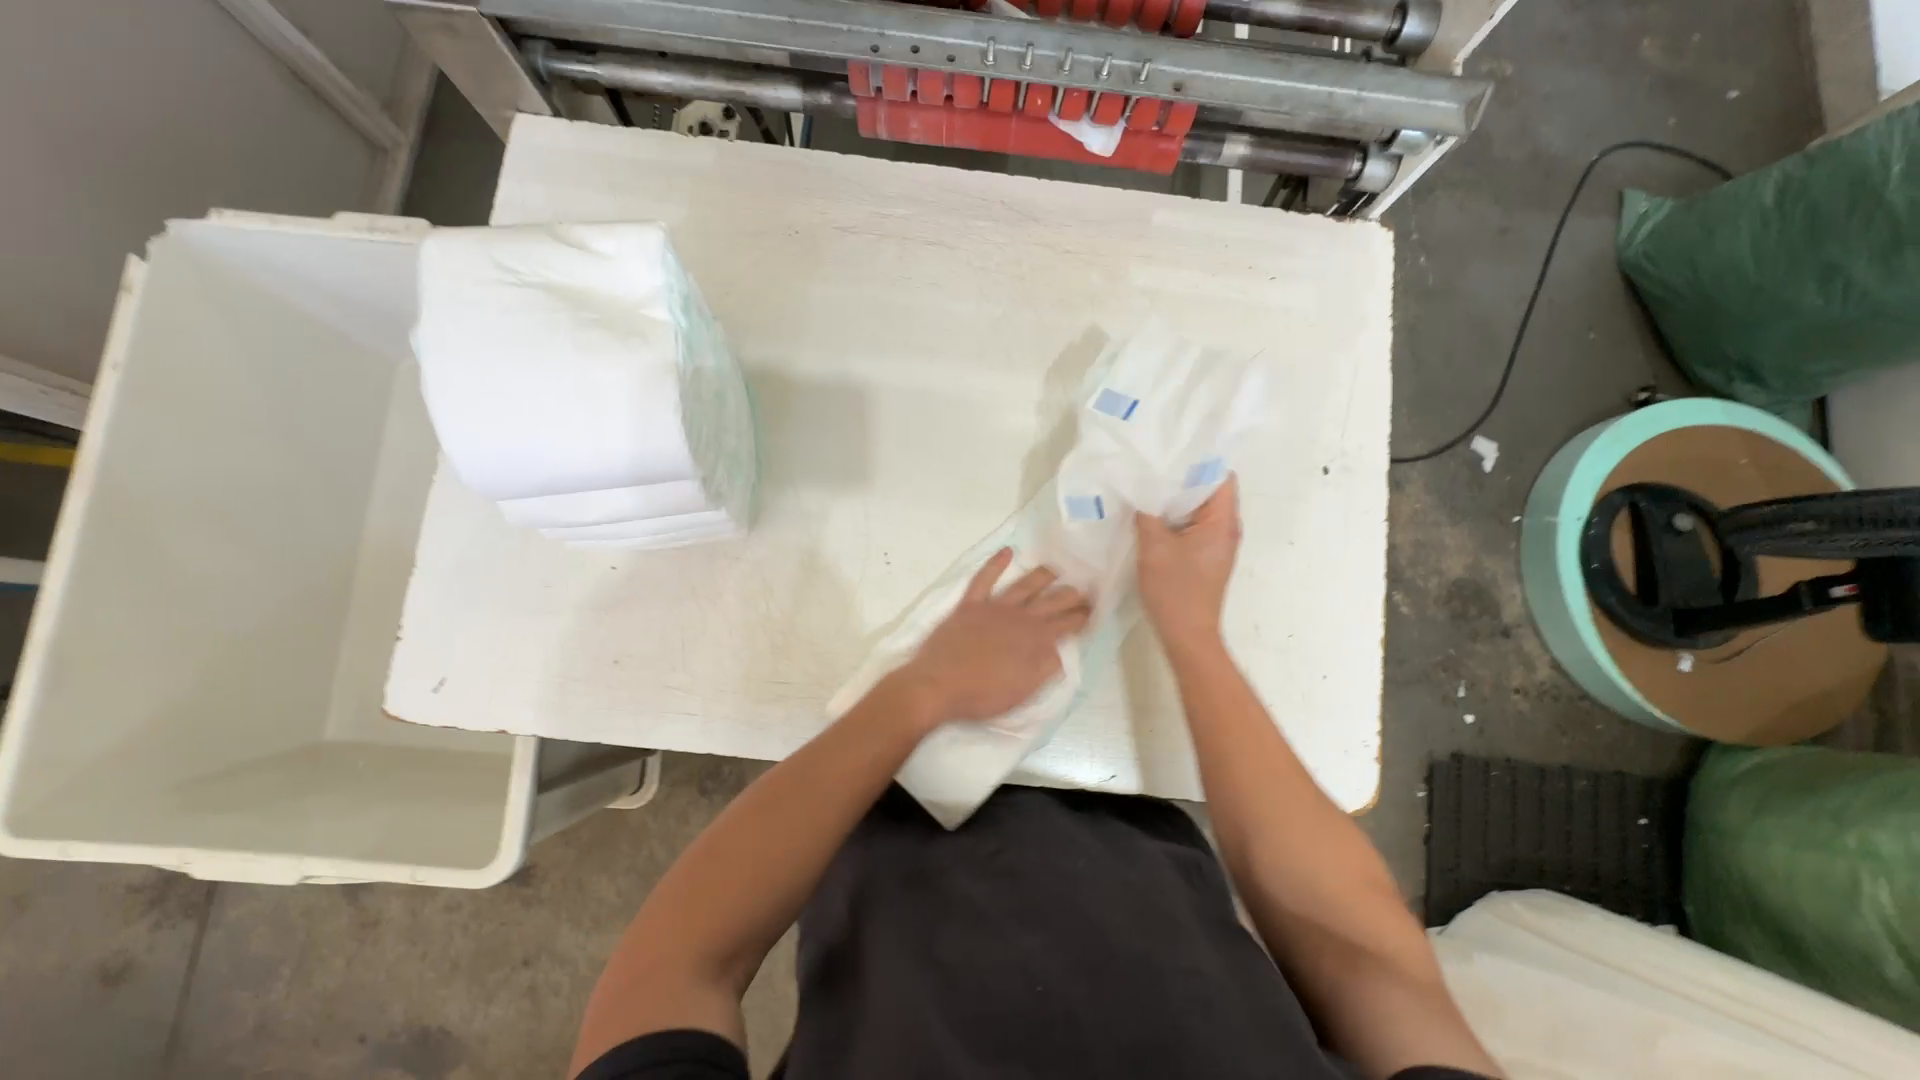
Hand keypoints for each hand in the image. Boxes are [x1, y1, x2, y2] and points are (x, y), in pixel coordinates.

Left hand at [892, 548, 1090, 726]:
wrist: (938, 686)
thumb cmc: (982, 695)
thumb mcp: (1024, 691)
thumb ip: (1046, 668)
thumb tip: (1060, 650)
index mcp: (1035, 640)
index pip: (1067, 624)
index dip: (1082, 617)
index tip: (1093, 611)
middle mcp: (1019, 618)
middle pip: (1051, 600)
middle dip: (1071, 595)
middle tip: (1084, 589)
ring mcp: (994, 608)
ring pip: (1024, 585)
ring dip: (1042, 576)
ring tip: (1055, 570)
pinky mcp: (970, 605)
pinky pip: (984, 579)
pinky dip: (996, 563)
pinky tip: (1008, 551)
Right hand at [1134, 475, 1240, 650]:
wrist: (1187, 635)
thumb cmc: (1175, 590)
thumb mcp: (1154, 547)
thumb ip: (1146, 513)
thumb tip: (1139, 488)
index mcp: (1222, 521)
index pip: (1220, 475)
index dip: (1199, 459)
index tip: (1171, 450)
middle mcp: (1226, 529)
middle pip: (1209, 490)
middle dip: (1182, 477)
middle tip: (1152, 464)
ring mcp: (1217, 544)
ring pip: (1198, 509)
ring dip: (1176, 499)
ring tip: (1147, 485)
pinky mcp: (1206, 556)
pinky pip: (1193, 526)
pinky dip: (1175, 517)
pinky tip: (1150, 515)